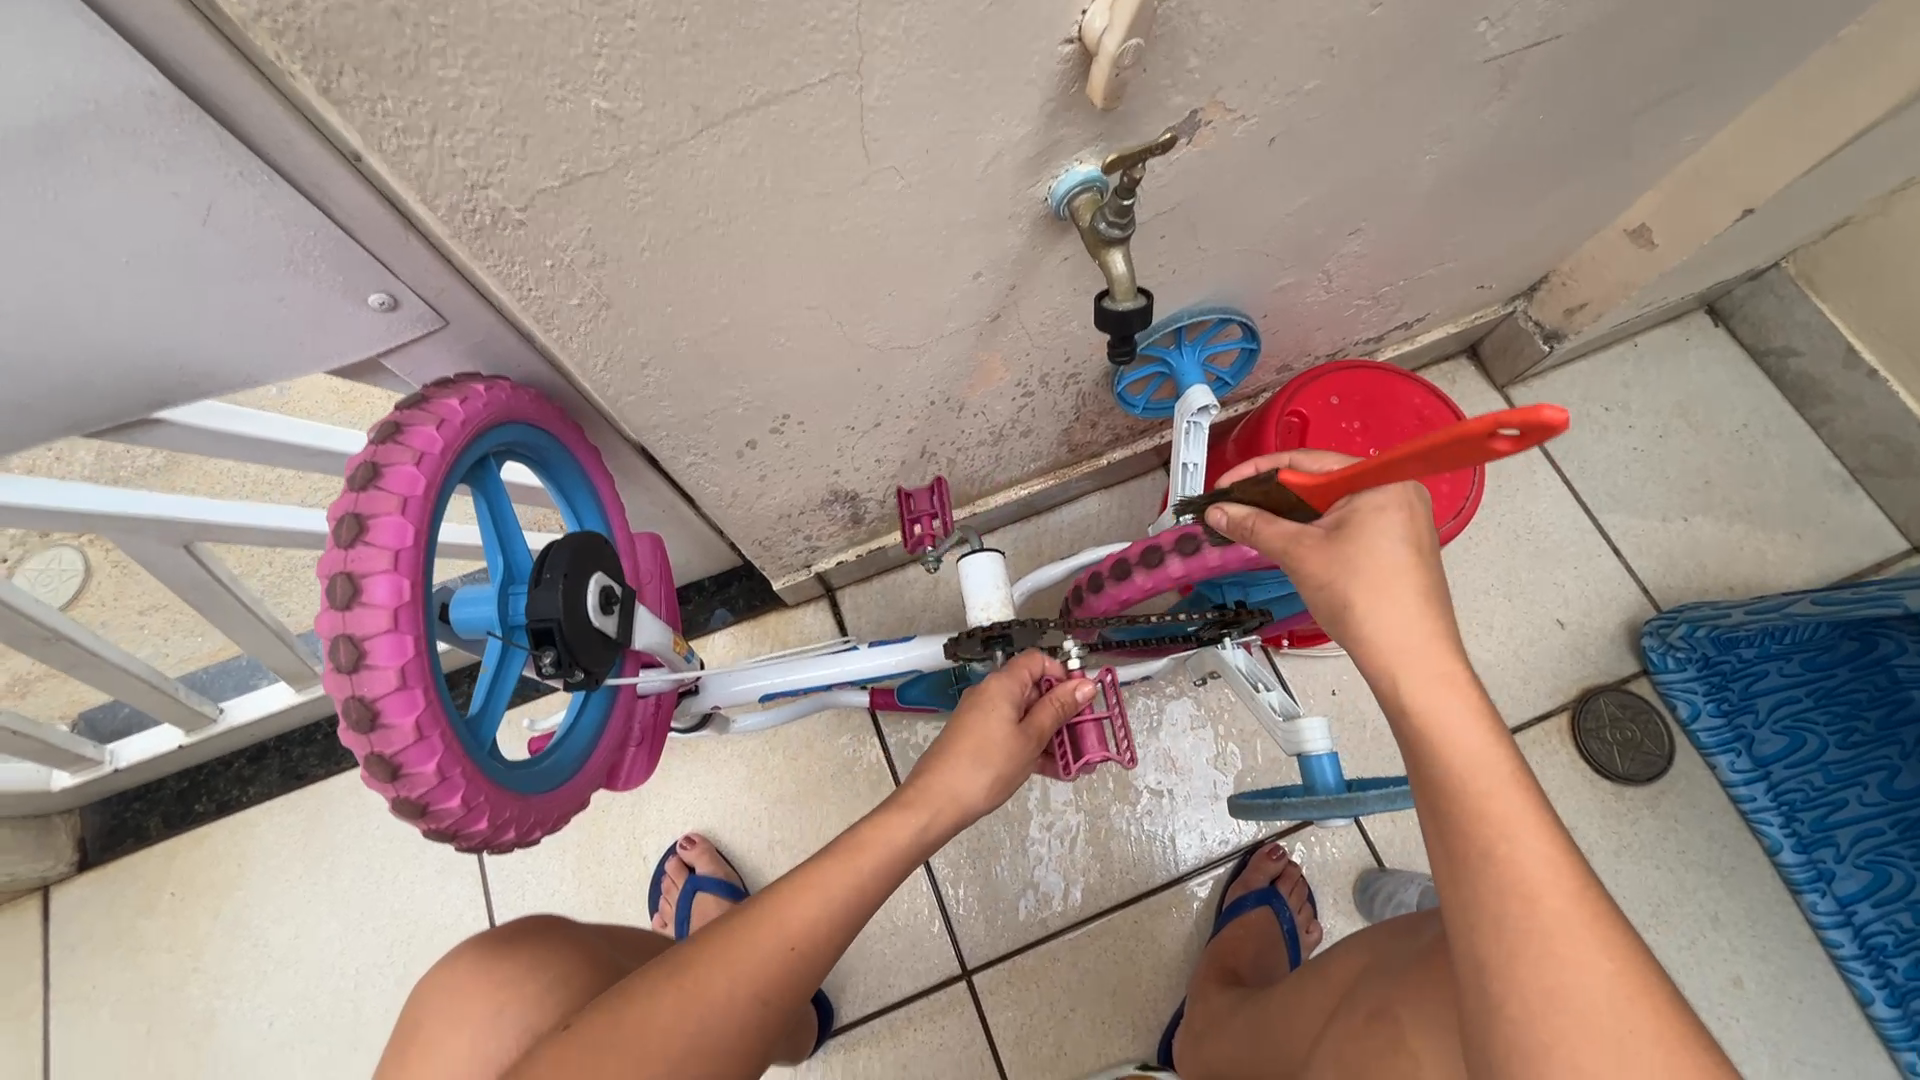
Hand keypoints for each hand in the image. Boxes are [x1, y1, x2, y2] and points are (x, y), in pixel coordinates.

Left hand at [901, 650, 1093, 830]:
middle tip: (1088, 737)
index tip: (1082, 700)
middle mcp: (992, 694)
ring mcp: (984, 718)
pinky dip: (1033, 748)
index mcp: (1003, 684)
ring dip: (1053, 736)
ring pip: (1026, 717)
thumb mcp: (1030, 737)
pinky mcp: (979, 740)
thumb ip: (1058, 710)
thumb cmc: (987, 766)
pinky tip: (1056, 771)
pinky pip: (1013, 735)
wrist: (936, 801)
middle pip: (1034, 691)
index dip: (1062, 675)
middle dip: (1063, 713)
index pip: (1037, 661)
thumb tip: (1085, 683)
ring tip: (1078, 763)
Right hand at [1208, 449, 1468, 683]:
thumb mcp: (1298, 553)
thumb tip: (1219, 512)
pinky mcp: (1395, 546)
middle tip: (1234, 509)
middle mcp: (1395, 491)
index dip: (1257, 473)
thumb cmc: (1363, 597)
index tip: (1225, 486)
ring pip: (1330, 507)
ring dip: (1290, 518)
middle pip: (1318, 483)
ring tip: (1253, 527)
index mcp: (1379, 480)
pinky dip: (1314, 533)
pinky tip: (1287, 544)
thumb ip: (1254, 526)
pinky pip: (1346, 525)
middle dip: (1272, 498)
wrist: (1408, 655)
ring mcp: (1399, 520)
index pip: (1306, 461)